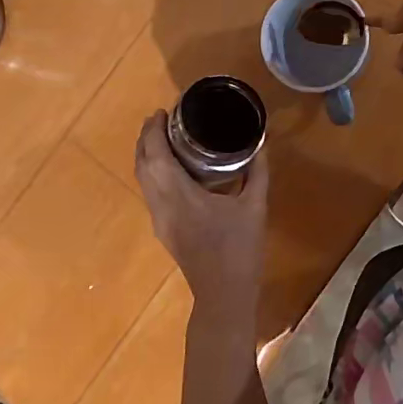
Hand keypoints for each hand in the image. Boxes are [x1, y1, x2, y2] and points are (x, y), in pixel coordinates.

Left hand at [135, 111, 269, 316]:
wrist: (223, 291)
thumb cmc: (240, 247)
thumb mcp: (255, 205)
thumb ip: (258, 172)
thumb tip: (260, 144)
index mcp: (180, 195)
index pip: (156, 156)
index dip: (154, 132)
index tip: (162, 112)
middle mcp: (162, 205)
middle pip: (142, 165)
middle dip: (146, 139)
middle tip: (160, 119)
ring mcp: (159, 219)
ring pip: (143, 180)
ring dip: (147, 155)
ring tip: (163, 137)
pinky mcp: (163, 229)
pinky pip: (150, 192)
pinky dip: (154, 172)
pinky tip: (172, 169)